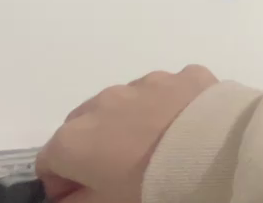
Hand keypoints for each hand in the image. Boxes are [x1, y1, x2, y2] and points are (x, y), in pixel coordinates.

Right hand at [37, 66, 219, 202]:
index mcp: (74, 137)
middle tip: (118, 165)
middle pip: (86, 122)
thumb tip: (70, 196)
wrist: (212, 149)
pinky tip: (184, 122)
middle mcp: (106, 100)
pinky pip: (170, 88)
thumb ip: (76, 201)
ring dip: (132, 117)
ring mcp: (149, 82)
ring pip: (129, 100)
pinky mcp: (186, 73)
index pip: (50, 159)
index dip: (62, 180)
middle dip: (94, 143)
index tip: (81, 191)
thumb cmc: (148, 184)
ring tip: (155, 141)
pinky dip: (170, 102)